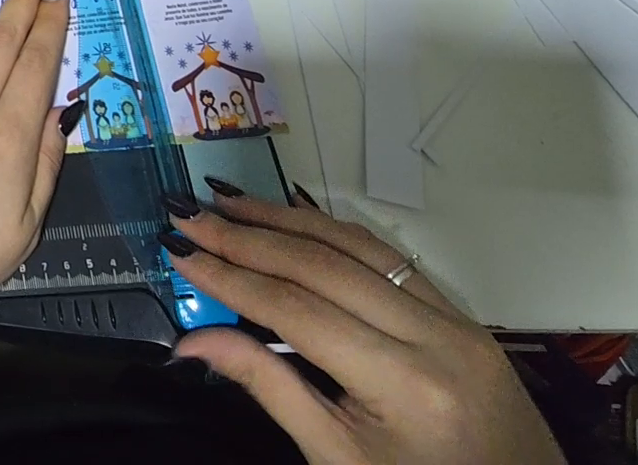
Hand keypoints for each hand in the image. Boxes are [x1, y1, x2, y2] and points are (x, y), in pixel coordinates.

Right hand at [165, 188, 564, 464]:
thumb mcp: (338, 461)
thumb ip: (265, 387)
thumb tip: (188, 342)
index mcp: (405, 385)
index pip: (294, 308)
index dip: (228, 276)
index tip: (177, 250)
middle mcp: (435, 337)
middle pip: (319, 264)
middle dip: (243, 236)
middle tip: (187, 214)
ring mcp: (455, 319)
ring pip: (352, 244)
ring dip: (281, 217)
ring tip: (224, 200)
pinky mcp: (460, 313)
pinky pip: (383, 255)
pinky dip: (326, 228)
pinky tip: (287, 216)